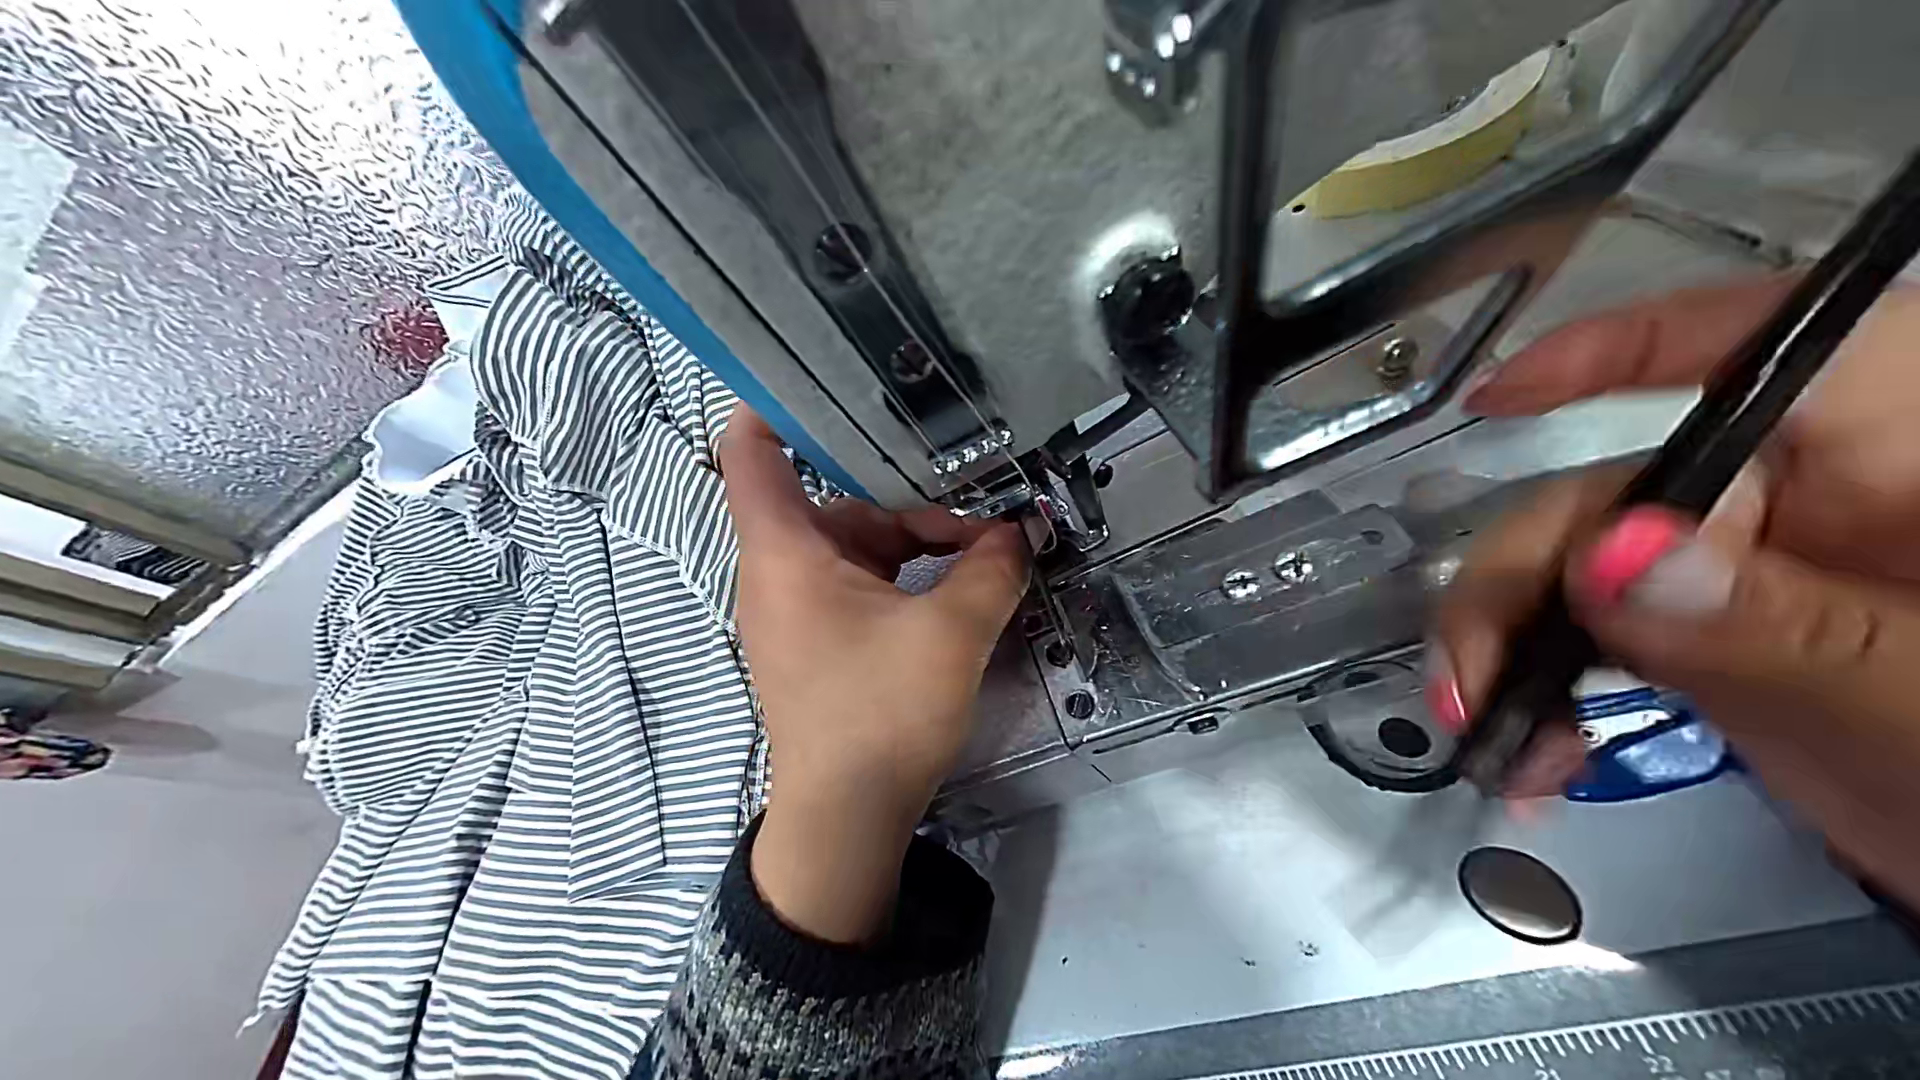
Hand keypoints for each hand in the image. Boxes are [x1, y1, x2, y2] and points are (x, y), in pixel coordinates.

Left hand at [720, 407, 1027, 943]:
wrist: (847, 817)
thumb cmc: (881, 714)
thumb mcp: (951, 632)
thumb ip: (991, 569)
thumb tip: (1016, 534)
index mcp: (787, 554)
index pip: (752, 455)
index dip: (771, 406)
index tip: (819, 377)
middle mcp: (780, 572)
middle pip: (840, 502)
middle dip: (909, 504)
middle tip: (976, 517)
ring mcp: (797, 608)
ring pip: (858, 546)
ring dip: (916, 546)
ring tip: (979, 561)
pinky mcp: (818, 639)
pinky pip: (859, 583)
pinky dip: (903, 578)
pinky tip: (952, 595)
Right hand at [1430, 277, 1919, 906]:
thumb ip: (1786, 627)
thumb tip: (1610, 556)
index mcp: (1895, 465)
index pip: (1762, 353)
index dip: (1617, 352)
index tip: (1496, 400)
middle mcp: (1791, 505)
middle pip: (1598, 504)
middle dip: (1510, 591)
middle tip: (1469, 689)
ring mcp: (1730, 577)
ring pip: (1559, 575)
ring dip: (1499, 653)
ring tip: (1483, 735)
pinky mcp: (1693, 640)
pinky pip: (1575, 639)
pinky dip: (1532, 692)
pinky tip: (1525, 751)